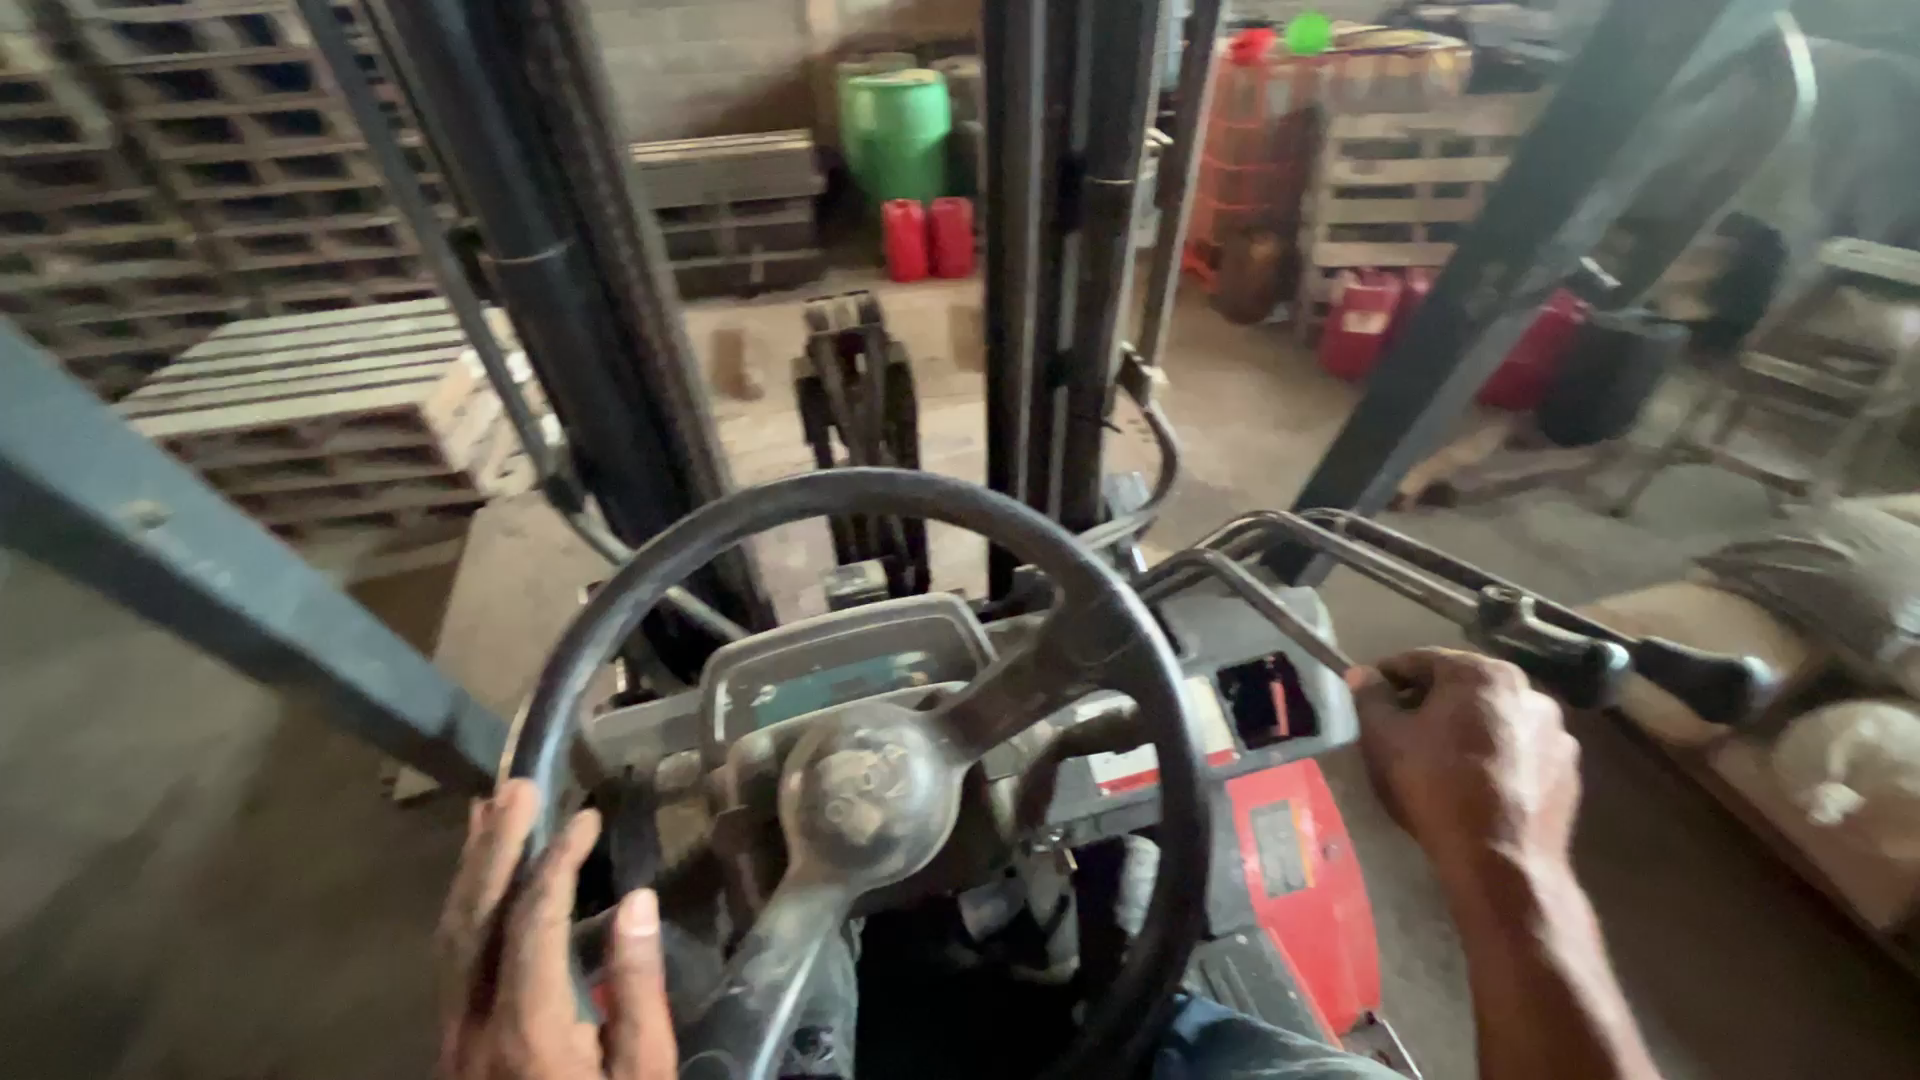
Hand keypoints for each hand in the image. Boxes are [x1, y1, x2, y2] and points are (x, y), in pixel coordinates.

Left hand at [436, 778, 676, 1079]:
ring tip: (488, 812)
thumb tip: (639, 901)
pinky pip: (449, 960)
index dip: (559, 861)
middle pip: (474, 920)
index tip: (587, 817)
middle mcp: (474, 1028)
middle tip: (516, 786)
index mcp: (529, 1031)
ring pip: (449, 938)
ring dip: (470, 868)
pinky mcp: (453, 1045)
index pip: (534, 921)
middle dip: (495, 847)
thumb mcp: (645, 1072)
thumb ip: (637, 988)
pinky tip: (479, 880)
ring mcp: (453, 1039)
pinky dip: (464, 905)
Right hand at [1351, 648, 1580, 875]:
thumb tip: (1363, 674)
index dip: (1387, 676)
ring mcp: (1557, 732)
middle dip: (1427, 701)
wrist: (1502, 860)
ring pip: (1493, 717)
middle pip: (1460, 686)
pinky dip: (1494, 753)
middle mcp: (1529, 691)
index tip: (1368, 696)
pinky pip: (1519, 748)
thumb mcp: (1383, 736)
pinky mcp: (1569, 770)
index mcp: (1482, 673)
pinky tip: (1474, 781)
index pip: (1420, 660)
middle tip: (1399, 728)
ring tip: (1438, 758)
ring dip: (1464, 726)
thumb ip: (1370, 696)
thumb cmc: (1434, 785)